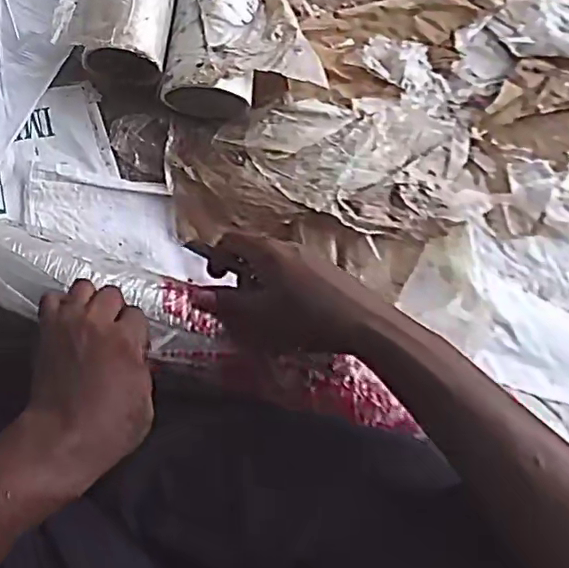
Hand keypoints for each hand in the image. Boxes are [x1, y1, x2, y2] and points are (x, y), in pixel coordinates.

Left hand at [15, 280, 151, 495]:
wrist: (63, 433)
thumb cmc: (109, 428)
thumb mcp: (144, 403)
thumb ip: (142, 369)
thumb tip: (136, 354)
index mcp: (125, 341)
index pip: (137, 314)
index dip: (136, 330)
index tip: (133, 344)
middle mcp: (96, 322)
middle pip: (111, 293)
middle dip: (116, 310)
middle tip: (112, 330)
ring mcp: (68, 319)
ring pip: (83, 286)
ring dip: (89, 300)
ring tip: (89, 319)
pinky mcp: (46, 324)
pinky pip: (52, 297)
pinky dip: (60, 304)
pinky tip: (66, 320)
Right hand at [188, 231, 390, 354]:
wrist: (370, 327)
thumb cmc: (305, 318)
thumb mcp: (257, 316)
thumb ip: (224, 304)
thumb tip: (198, 296)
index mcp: (264, 251)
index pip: (228, 239)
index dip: (215, 256)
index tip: (216, 278)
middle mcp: (287, 246)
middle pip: (252, 248)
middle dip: (239, 269)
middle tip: (239, 295)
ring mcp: (313, 257)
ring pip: (276, 259)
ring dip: (264, 277)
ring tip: (267, 304)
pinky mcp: (333, 272)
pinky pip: (298, 269)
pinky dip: (287, 282)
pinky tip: (297, 309)